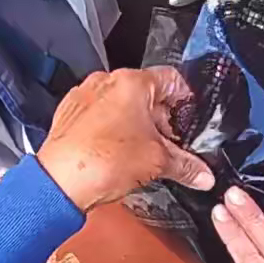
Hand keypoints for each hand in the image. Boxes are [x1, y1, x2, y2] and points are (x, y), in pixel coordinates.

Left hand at [36, 67, 214, 210]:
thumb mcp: (158, 162)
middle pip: (148, 94)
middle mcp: (106, 82)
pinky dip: (114, 130)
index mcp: (132, 81)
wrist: (60, 182)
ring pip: (123, 105)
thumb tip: (202, 173)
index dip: (188, 101)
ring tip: (146, 151)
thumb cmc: (102, 161)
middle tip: (173, 143)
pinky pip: (101, 116)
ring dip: (138, 125)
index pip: (173, 80)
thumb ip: (186, 165)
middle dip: (163, 119)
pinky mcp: (70, 115)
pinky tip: (120, 153)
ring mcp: (85, 97)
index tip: (192, 119)